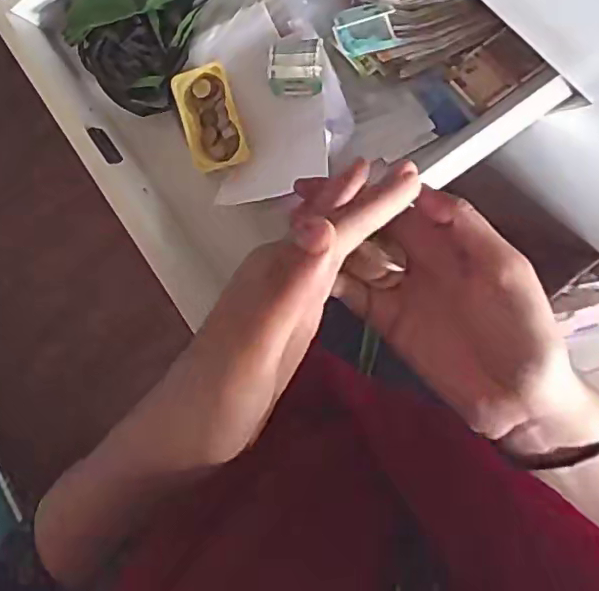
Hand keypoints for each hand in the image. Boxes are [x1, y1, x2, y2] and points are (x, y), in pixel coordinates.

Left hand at [120, 159, 422, 469]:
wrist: (188, 430)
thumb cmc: (222, 389)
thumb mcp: (260, 336)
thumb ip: (290, 282)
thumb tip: (319, 224)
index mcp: (278, 267)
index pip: (335, 227)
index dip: (375, 202)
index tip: (410, 174)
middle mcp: (280, 268)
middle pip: (329, 222)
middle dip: (364, 195)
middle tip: (398, 167)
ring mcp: (283, 290)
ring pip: (327, 241)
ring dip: (353, 213)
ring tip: (374, 188)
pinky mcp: (288, 315)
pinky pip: (325, 269)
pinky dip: (344, 249)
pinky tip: (347, 248)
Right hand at [309, 184, 598, 456]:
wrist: (524, 404)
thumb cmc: (527, 332)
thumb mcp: (508, 270)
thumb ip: (467, 227)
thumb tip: (423, 192)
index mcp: (446, 239)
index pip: (397, 204)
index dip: (368, 191)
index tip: (338, 180)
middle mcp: (418, 258)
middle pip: (370, 225)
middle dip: (340, 211)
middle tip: (303, 202)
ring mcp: (400, 289)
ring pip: (356, 255)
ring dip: (330, 242)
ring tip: (299, 232)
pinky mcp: (387, 321)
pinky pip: (354, 294)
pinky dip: (331, 281)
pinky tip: (310, 272)